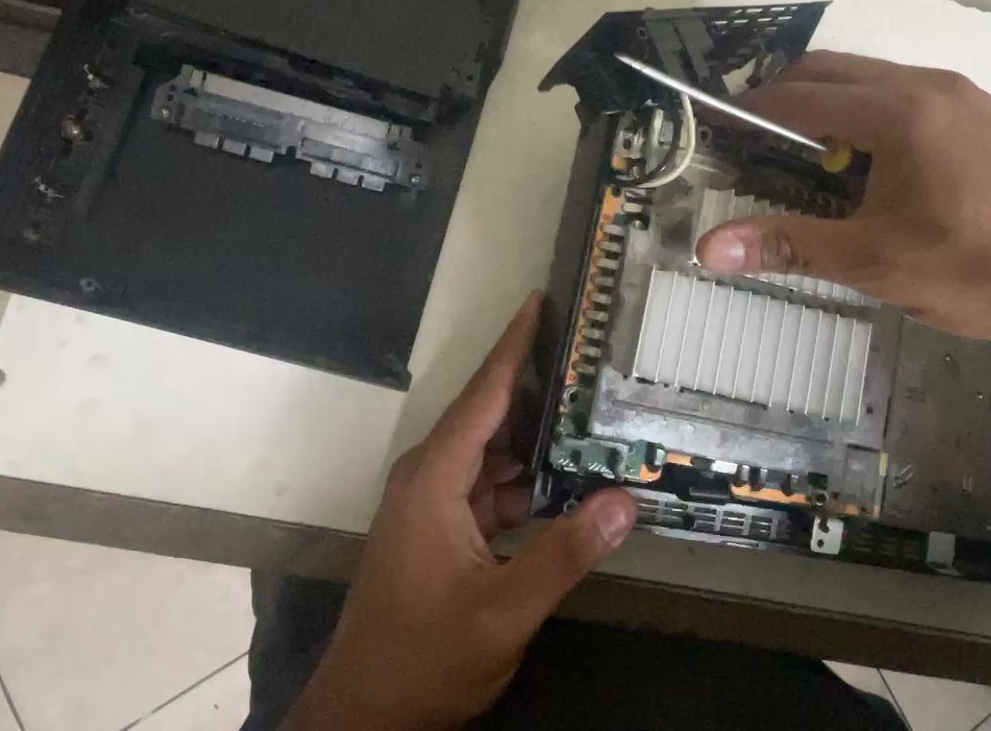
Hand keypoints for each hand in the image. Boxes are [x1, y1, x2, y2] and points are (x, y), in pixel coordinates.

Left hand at [282, 293, 636, 730]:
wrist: (366, 713)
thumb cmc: (423, 657)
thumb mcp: (502, 611)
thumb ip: (564, 555)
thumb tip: (624, 501)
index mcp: (435, 478)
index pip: (484, 394)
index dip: (514, 345)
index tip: (541, 301)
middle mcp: (431, 477)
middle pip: (492, 415)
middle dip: (540, 388)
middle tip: (594, 359)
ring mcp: (435, 503)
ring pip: (495, 454)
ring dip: (539, 441)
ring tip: (597, 415)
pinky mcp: (443, 529)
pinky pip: (492, 488)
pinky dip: (528, 482)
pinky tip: (571, 482)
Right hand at [694, 52, 990, 365]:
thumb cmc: (979, 270)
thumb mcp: (873, 261)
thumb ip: (786, 246)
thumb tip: (705, 249)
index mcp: (902, 111)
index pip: (800, 97)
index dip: (749, 111)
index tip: (713, 127)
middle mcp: (932, 86)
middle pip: (832, 72)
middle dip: (781, 97)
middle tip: (746, 138)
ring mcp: (964, 99)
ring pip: (870, 82)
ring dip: (824, 107)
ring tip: (798, 157)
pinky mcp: (984, 120)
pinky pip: (903, 97)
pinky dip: (864, 117)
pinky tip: (864, 168)